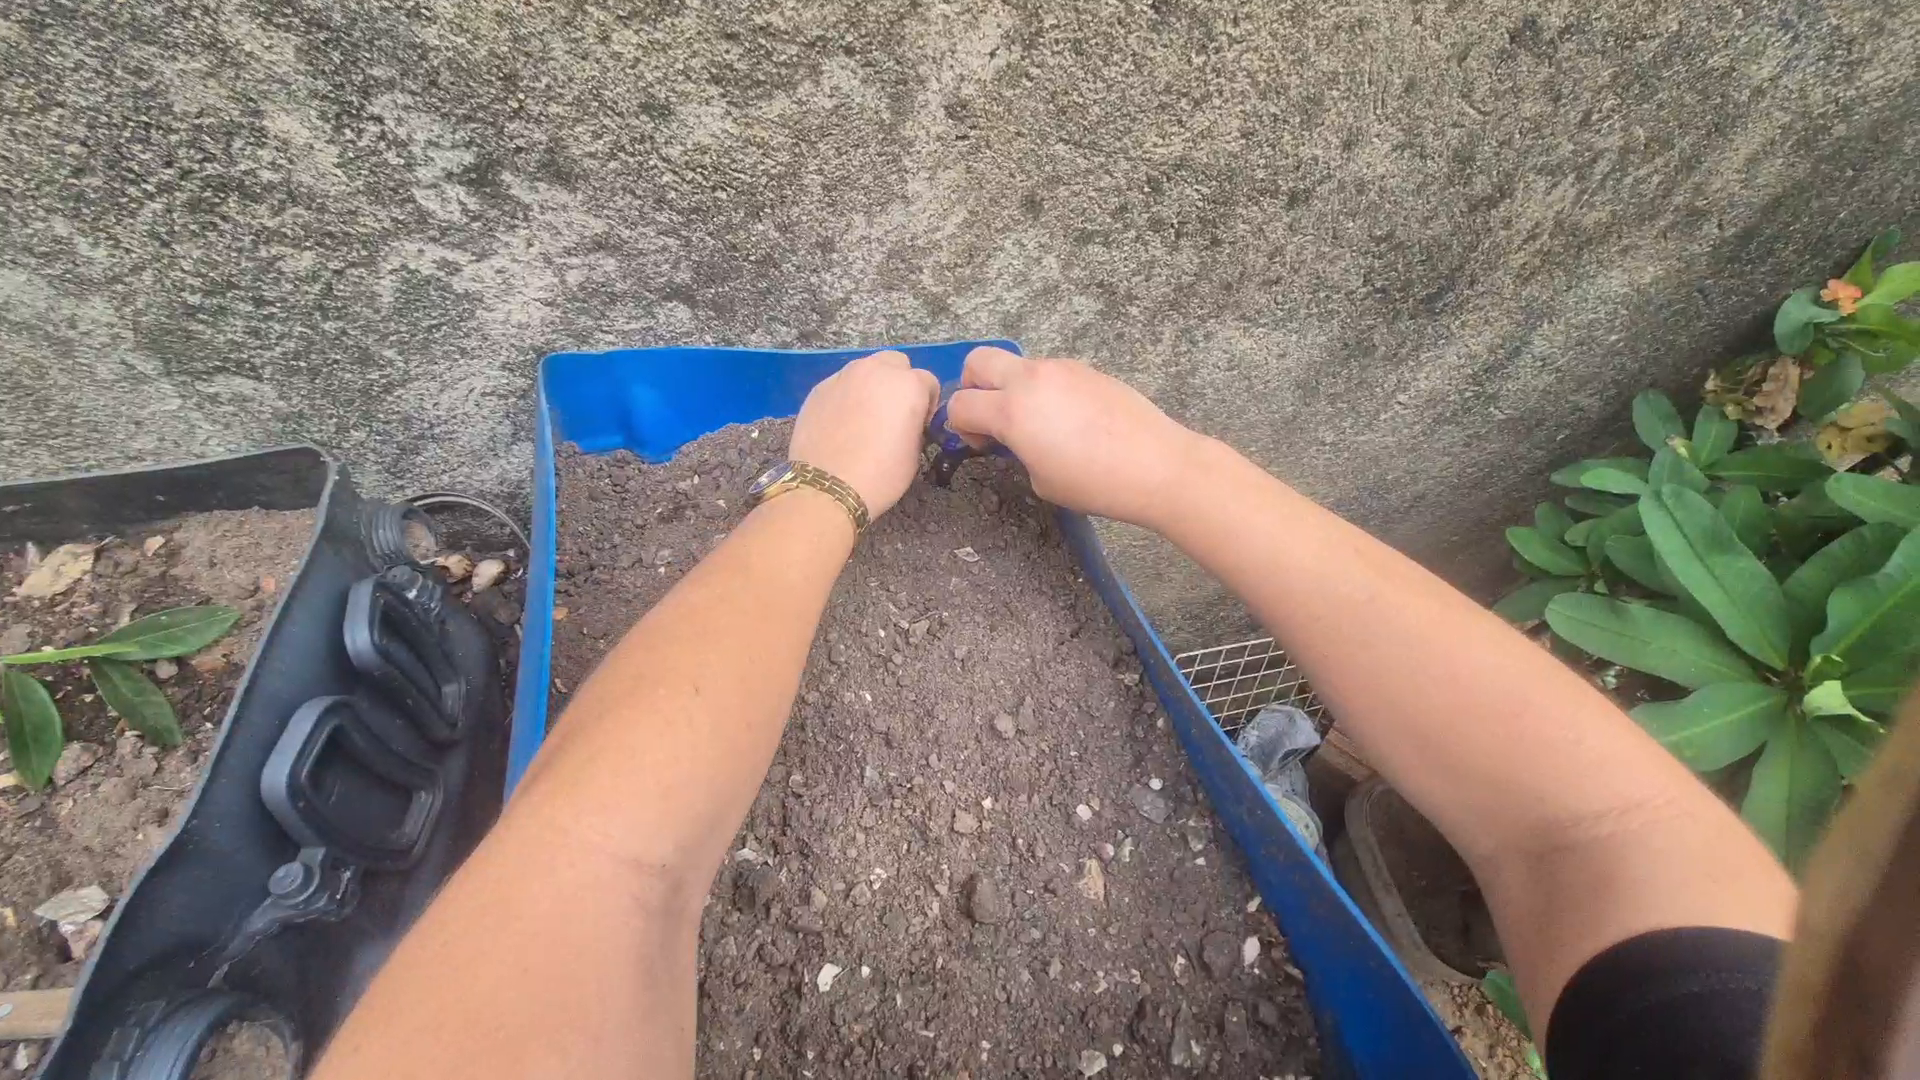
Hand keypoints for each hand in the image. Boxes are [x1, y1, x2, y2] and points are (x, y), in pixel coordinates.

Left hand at [790, 351, 940, 517]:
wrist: (828, 487)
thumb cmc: (881, 475)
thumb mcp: (915, 453)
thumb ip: (915, 425)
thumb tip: (908, 421)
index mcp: (908, 385)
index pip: (928, 381)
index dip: (927, 403)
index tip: (919, 424)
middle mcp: (876, 370)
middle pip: (896, 363)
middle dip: (898, 383)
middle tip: (892, 414)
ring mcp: (843, 376)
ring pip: (865, 369)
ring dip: (871, 386)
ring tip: (864, 418)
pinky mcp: (819, 388)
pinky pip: (841, 385)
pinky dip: (846, 397)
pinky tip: (841, 424)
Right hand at [944, 347, 1204, 528]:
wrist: (1156, 465)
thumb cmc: (1094, 483)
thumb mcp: (1040, 480)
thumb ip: (1016, 451)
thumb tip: (1017, 439)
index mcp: (1012, 411)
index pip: (959, 404)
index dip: (960, 427)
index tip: (981, 445)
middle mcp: (1031, 379)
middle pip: (977, 361)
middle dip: (972, 387)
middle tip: (991, 417)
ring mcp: (1061, 368)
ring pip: (1016, 365)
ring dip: (1011, 387)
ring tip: (1037, 423)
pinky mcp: (1086, 369)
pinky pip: (1049, 371)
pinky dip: (1042, 389)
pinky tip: (1067, 419)